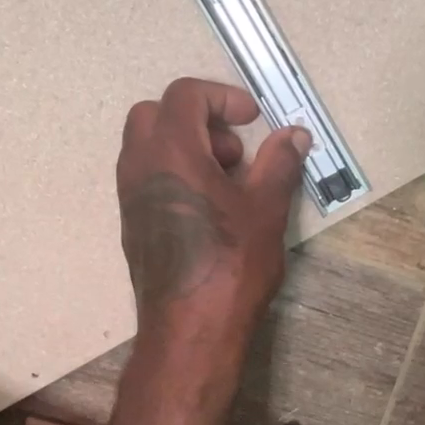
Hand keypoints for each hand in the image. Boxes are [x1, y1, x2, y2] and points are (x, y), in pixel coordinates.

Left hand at [116, 78, 309, 345]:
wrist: (190, 329)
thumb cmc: (231, 264)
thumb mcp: (266, 208)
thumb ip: (279, 163)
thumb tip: (294, 134)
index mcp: (171, 152)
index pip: (184, 95)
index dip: (222, 97)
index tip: (252, 120)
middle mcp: (140, 167)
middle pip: (155, 113)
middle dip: (197, 118)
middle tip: (234, 151)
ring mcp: (130, 197)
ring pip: (147, 146)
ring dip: (186, 147)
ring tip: (228, 183)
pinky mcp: (132, 224)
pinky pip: (147, 177)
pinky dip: (176, 174)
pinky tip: (211, 210)